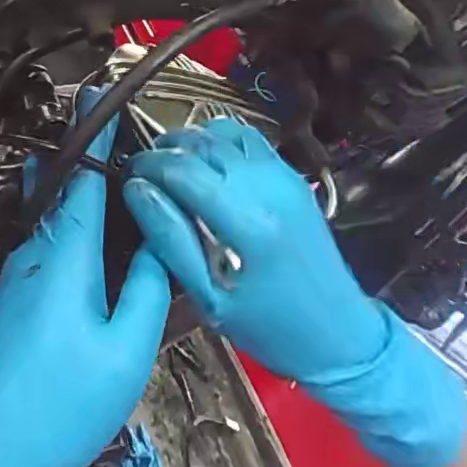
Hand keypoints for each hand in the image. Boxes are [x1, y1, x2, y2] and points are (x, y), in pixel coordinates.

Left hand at [0, 90, 171, 466]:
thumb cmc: (62, 405)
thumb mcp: (127, 350)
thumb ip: (148, 288)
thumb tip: (160, 242)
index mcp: (64, 257)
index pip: (80, 179)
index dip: (92, 134)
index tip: (99, 95)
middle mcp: (34, 254)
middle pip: (63, 190)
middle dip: (88, 156)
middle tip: (122, 134)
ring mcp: (18, 274)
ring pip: (54, 215)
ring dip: (81, 190)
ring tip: (120, 179)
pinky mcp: (15, 296)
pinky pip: (49, 243)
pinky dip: (73, 224)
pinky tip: (98, 235)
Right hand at [122, 119, 466, 466]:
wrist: (339, 334)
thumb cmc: (268, 327)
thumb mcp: (208, 297)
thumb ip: (170, 238)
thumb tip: (136, 190)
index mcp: (246, 221)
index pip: (182, 168)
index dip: (146, 166)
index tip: (127, 176)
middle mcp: (267, 187)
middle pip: (202, 142)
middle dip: (163, 149)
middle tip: (142, 171)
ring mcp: (285, 177)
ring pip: (226, 132)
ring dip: (191, 140)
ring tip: (169, 165)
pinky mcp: (293, 178)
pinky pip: (249, 140)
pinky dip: (219, 141)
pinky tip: (205, 164)